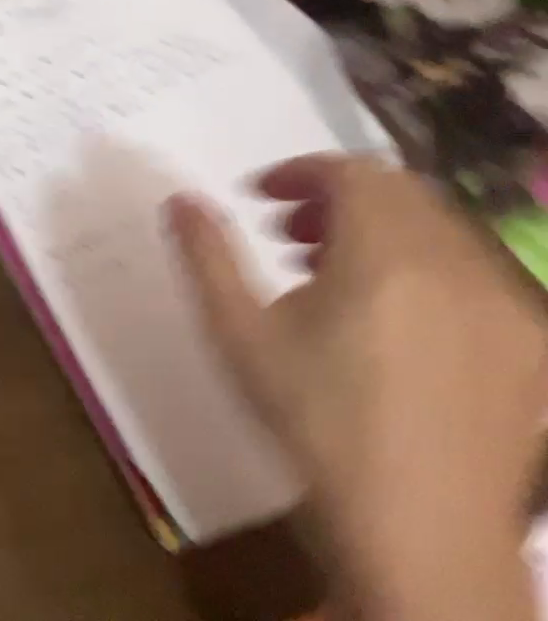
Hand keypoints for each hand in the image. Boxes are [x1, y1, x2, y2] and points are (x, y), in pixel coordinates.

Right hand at [167, 155, 545, 620]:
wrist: (416, 524)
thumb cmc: (310, 417)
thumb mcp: (235, 331)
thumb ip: (206, 254)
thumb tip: (182, 199)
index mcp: (387, 259)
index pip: (357, 173)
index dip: (303, 171)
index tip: (258, 197)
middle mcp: (461, 272)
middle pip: (405, 196)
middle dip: (337, 198)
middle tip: (284, 233)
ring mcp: (509, 312)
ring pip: (442, 235)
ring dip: (379, 232)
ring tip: (326, 275)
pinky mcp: (529, 350)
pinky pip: (474, 278)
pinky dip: (422, 271)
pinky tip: (385, 321)